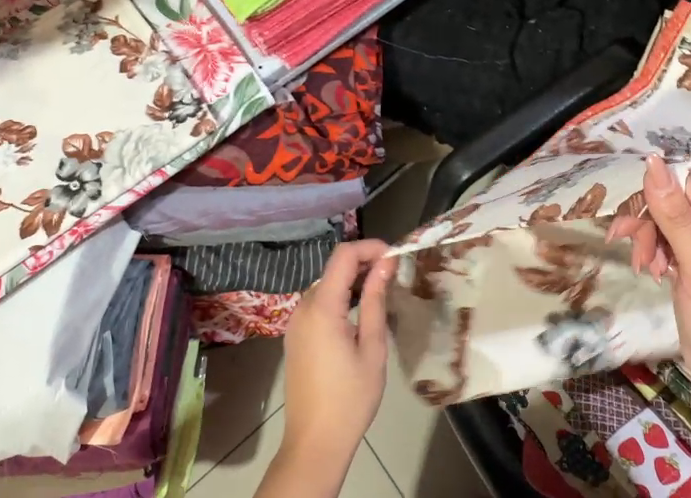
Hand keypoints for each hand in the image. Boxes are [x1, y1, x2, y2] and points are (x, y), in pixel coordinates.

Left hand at [280, 240, 396, 472]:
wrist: (314, 442)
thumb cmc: (350, 398)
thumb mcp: (372, 348)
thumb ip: (375, 301)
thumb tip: (385, 264)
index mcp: (321, 307)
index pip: (344, 255)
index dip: (370, 247)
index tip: (395, 256)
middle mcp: (303, 307)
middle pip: (334, 268)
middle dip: (364, 264)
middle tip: (394, 276)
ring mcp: (295, 322)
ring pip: (327, 285)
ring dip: (352, 281)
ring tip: (382, 293)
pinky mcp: (296, 336)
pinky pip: (318, 304)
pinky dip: (340, 299)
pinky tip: (360, 314)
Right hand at [606, 156, 690, 420]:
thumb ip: (675, 215)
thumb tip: (652, 161)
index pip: (686, 186)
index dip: (655, 200)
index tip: (630, 227)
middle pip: (674, 201)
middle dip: (649, 224)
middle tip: (634, 253)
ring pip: (666, 220)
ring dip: (648, 240)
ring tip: (644, 268)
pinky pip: (669, 240)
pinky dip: (655, 253)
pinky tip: (652, 271)